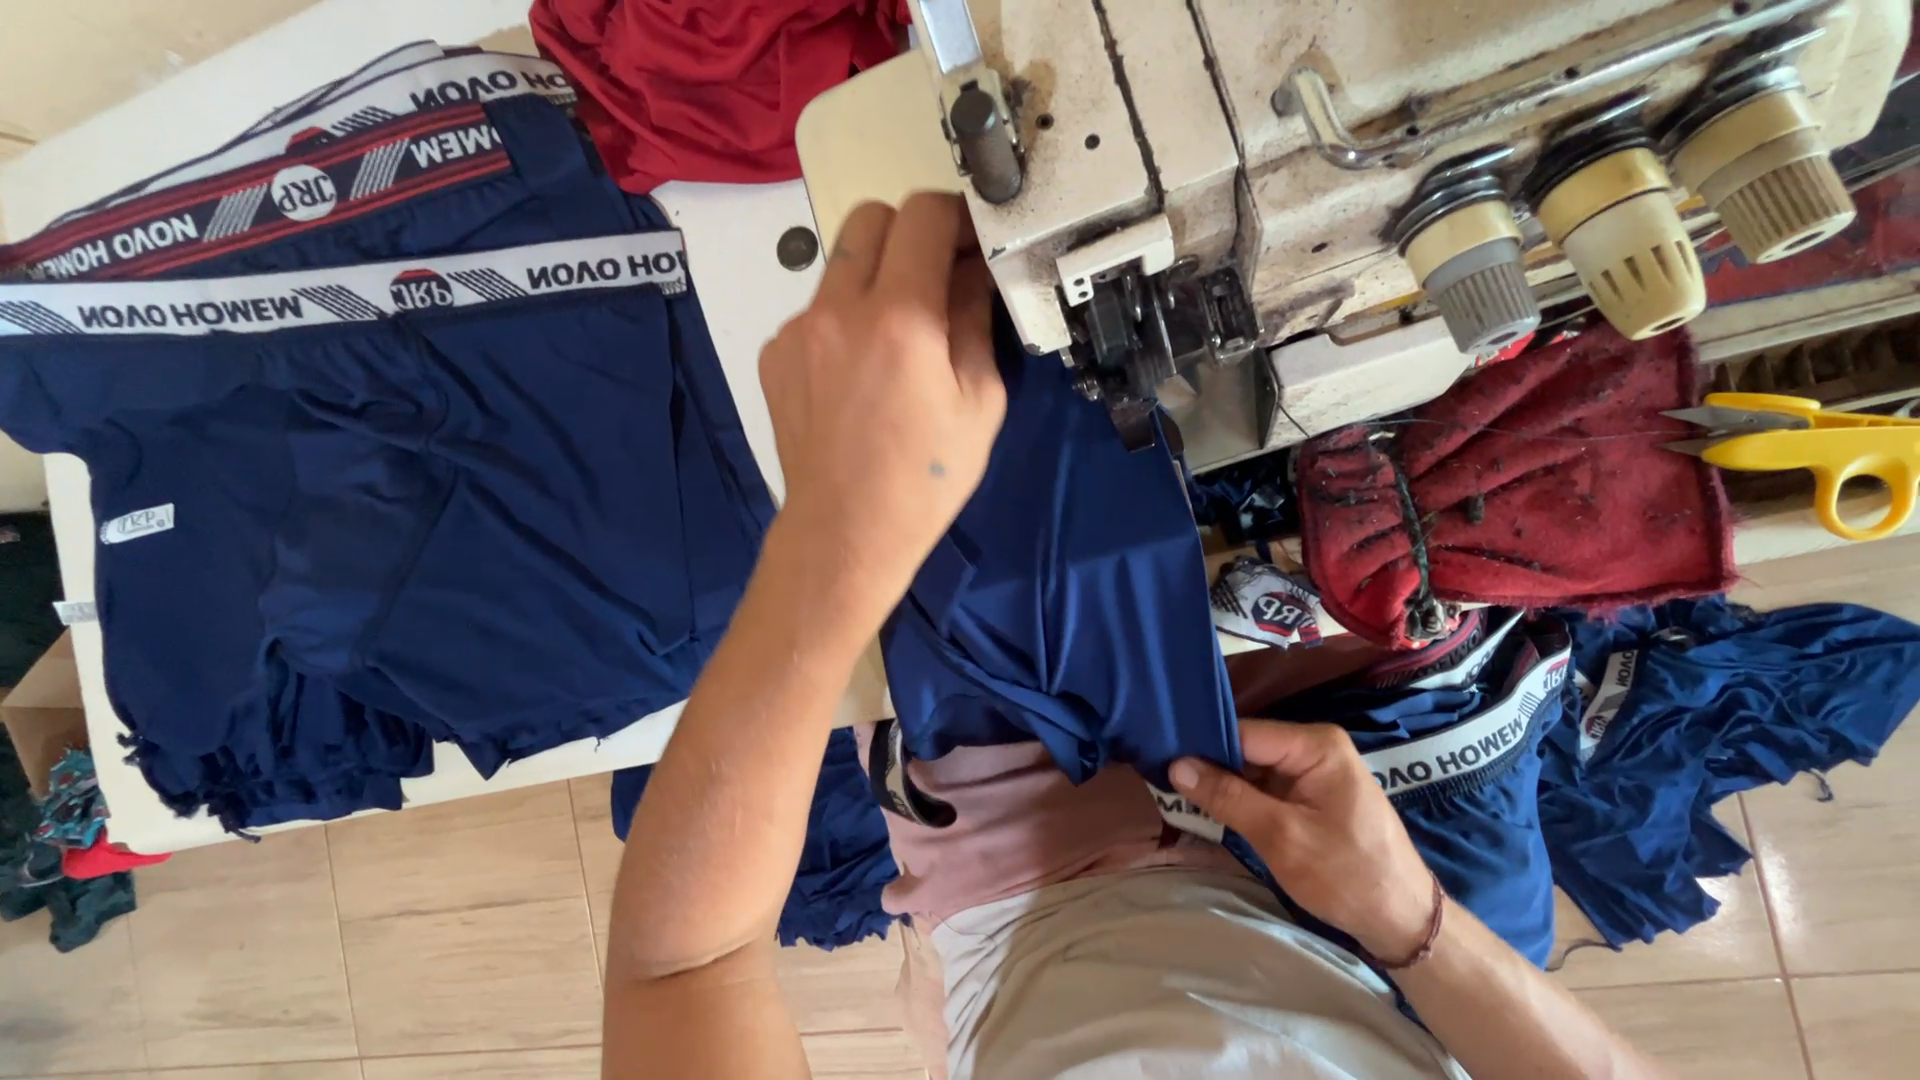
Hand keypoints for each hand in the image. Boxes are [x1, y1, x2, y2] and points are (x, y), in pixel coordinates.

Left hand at [758, 193, 1006, 608]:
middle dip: (912, 231)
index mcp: (900, 318)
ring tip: (897, 332)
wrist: (844, 531)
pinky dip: (845, 318)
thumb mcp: (979, 402)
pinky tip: (858, 371)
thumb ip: (975, 320)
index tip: (973, 240)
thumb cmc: (924, 478)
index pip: (925, 215)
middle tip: (937, 274)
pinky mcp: (773, 354)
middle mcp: (838, 309)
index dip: (957, 214)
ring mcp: (796, 330)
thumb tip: (973, 272)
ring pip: (840, 263)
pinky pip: (816, 309)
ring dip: (876, 275)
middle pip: (871, 217)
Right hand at [1169, 721, 1436, 959]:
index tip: (1159, 758)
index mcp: (1315, 744)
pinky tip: (1206, 806)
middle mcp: (1314, 746)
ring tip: (1174, 792)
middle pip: (1244, 746)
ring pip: (1249, 767)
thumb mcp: (1281, 837)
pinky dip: (1237, 797)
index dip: (1201, 745)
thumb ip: (1228, 797)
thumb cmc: (1347, 876)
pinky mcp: (1308, 792)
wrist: (1403, 922)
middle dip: (1207, 764)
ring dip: (1219, 783)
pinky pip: (1262, 785)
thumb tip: (1176, 765)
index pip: (1242, 732)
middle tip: (1161, 778)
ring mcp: (1312, 769)